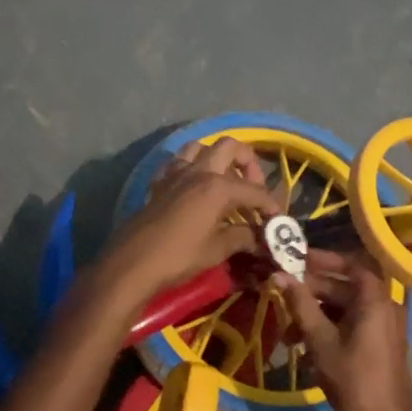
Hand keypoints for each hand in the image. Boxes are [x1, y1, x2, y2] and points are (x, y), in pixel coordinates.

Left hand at [98, 137, 282, 299]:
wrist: (133, 263)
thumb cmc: (179, 257)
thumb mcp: (217, 250)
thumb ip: (242, 237)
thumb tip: (259, 237)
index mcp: (218, 186)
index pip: (255, 190)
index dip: (270, 205)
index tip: (277, 220)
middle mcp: (199, 171)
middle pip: (231, 147)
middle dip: (249, 164)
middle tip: (253, 189)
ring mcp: (176, 173)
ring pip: (201, 147)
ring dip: (217, 158)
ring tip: (225, 181)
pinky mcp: (159, 182)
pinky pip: (177, 162)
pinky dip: (190, 166)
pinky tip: (194, 185)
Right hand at [273, 249, 411, 410]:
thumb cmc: (352, 380)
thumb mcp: (320, 340)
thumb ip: (300, 305)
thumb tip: (279, 275)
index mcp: (376, 300)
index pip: (350, 263)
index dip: (321, 259)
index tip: (295, 260)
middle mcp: (386, 306)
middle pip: (345, 286)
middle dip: (311, 292)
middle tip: (281, 298)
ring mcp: (385, 326)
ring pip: (345, 308)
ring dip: (316, 314)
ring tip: (287, 333)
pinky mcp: (381, 344)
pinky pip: (353, 324)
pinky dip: (329, 328)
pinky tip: (304, 345)